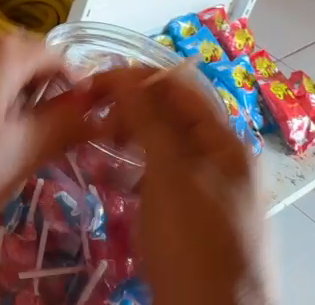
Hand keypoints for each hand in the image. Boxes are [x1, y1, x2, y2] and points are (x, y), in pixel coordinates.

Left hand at [0, 33, 100, 256]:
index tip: (91, 120)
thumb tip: (99, 108)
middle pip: (23, 56)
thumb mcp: (22, 152)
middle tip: (60, 135)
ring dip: (17, 95)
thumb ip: (65, 124)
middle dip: (47, 89)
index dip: (77, 85)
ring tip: (23, 142)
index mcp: (0, 52)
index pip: (54, 54)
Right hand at [100, 64, 272, 304]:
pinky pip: (161, 175)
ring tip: (96, 145)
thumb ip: (147, 118)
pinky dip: (136, 168)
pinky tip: (113, 177)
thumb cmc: (194, 242)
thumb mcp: (168, 174)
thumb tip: (123, 72)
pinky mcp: (194, 217)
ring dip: (129, 136)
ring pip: (163, 144)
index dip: (133, 78)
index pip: (177, 86)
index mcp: (226, 143)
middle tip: (88, 117)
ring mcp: (210, 190)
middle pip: (170, 113)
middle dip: (128, 108)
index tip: (89, 85)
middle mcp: (223, 160)